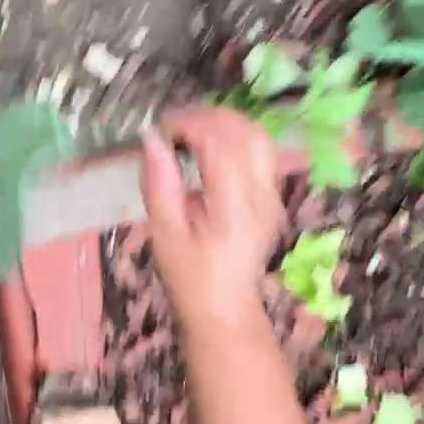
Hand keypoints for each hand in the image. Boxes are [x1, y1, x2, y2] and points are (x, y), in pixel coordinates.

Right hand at [139, 107, 284, 328]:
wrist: (224, 306)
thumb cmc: (188, 274)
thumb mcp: (164, 233)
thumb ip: (159, 184)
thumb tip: (151, 139)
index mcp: (235, 207)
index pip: (220, 144)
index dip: (189, 125)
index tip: (160, 131)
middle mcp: (262, 194)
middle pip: (244, 132)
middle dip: (205, 118)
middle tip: (171, 128)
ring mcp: (272, 193)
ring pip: (257, 135)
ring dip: (222, 123)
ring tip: (190, 131)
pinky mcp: (271, 193)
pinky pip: (260, 149)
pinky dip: (234, 135)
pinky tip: (210, 144)